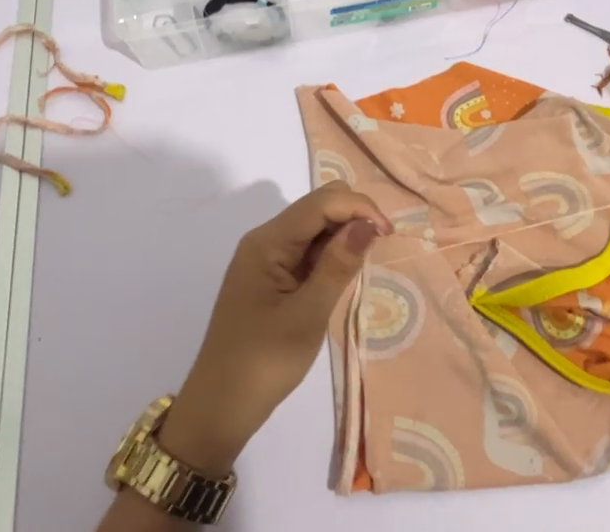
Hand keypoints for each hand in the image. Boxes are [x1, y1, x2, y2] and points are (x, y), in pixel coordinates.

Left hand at [158, 182, 391, 475]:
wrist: (220, 408)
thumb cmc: (264, 362)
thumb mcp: (308, 315)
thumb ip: (338, 265)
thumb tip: (368, 223)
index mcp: (268, 242)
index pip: (321, 202)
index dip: (358, 208)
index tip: (389, 234)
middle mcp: (265, 240)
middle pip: (317, 206)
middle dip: (353, 215)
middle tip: (379, 247)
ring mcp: (266, 258)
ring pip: (314, 226)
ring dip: (343, 234)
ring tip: (365, 263)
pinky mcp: (271, 277)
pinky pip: (307, 249)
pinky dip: (330, 253)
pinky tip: (343, 273)